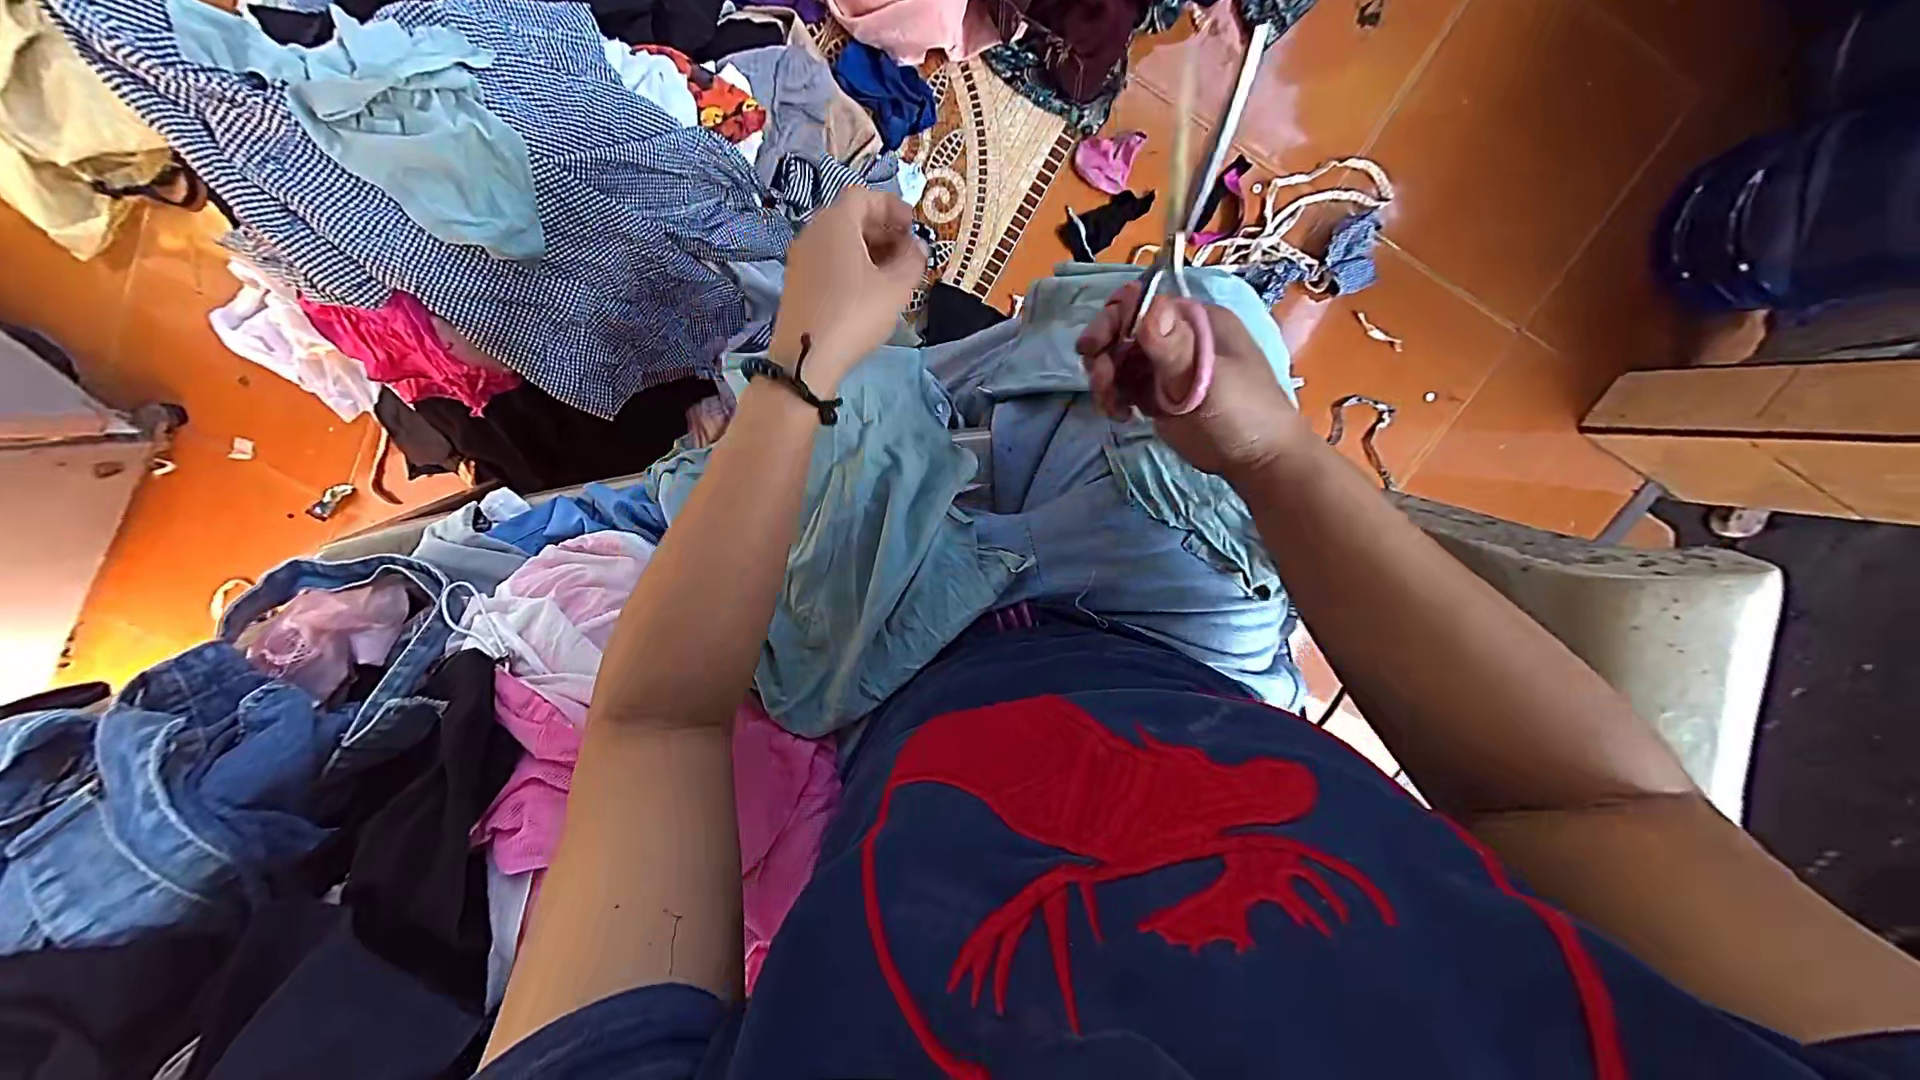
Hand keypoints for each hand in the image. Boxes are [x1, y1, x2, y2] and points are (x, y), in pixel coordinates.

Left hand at [769, 188, 926, 392]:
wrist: (807, 357)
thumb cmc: (855, 314)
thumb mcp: (895, 288)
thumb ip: (913, 260)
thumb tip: (918, 247)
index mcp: (836, 222)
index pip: (864, 196)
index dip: (892, 206)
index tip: (913, 226)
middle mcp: (813, 232)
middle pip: (850, 218)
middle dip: (882, 230)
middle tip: (907, 252)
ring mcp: (801, 258)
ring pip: (839, 242)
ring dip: (868, 250)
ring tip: (892, 275)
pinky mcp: (797, 283)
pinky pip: (828, 261)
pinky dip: (851, 266)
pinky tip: (867, 292)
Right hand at [1075, 282, 1316, 477]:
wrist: (1255, 461)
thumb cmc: (1243, 414)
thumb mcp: (1209, 380)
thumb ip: (1176, 347)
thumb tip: (1147, 306)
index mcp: (1195, 321)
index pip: (1142, 303)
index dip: (1113, 320)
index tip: (1095, 348)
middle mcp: (1177, 337)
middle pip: (1122, 331)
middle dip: (1103, 354)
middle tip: (1100, 383)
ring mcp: (1166, 367)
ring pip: (1118, 361)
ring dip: (1105, 380)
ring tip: (1112, 407)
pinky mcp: (1157, 394)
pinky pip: (1123, 386)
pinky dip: (1114, 398)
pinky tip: (1122, 416)